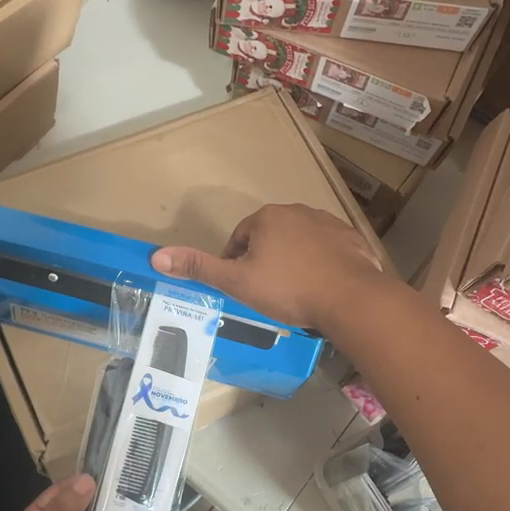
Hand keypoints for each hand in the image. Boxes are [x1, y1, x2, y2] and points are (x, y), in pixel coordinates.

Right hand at [151, 203, 387, 330]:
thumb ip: (199, 268)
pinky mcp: (352, 239)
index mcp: (267, 218)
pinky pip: (328, 251)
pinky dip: (321, 265)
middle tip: (268, 293)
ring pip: (300, 243)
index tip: (242, 288)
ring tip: (295, 293)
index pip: (240, 238)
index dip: (236, 264)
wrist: (351, 298)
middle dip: (265, 261)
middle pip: (270, 238)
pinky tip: (322, 289)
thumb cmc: (289, 289)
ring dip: (293, 262)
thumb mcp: (237, 282)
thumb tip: (157, 256)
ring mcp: (328, 223)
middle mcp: (298, 211)